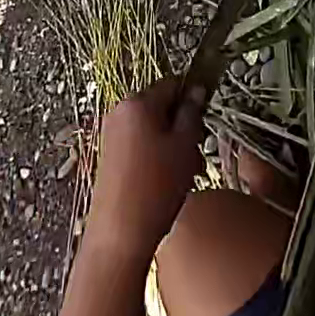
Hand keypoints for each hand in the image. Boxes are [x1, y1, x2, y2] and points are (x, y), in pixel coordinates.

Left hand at [83, 77, 207, 261]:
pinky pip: (139, 142)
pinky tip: (167, 181)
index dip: (192, 99)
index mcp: (137, 101)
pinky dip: (156, 155)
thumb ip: (191, 113)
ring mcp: (112, 131)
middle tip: (196, 154)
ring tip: (185, 173)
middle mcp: (120, 110)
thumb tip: (197, 90)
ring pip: (152, 127)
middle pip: (161, 106)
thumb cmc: (156, 186)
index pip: (172, 84)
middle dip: (182, 126)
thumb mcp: (184, 146)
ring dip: (172, 144)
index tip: (205, 120)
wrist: (119, 231)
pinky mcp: (110, 152)